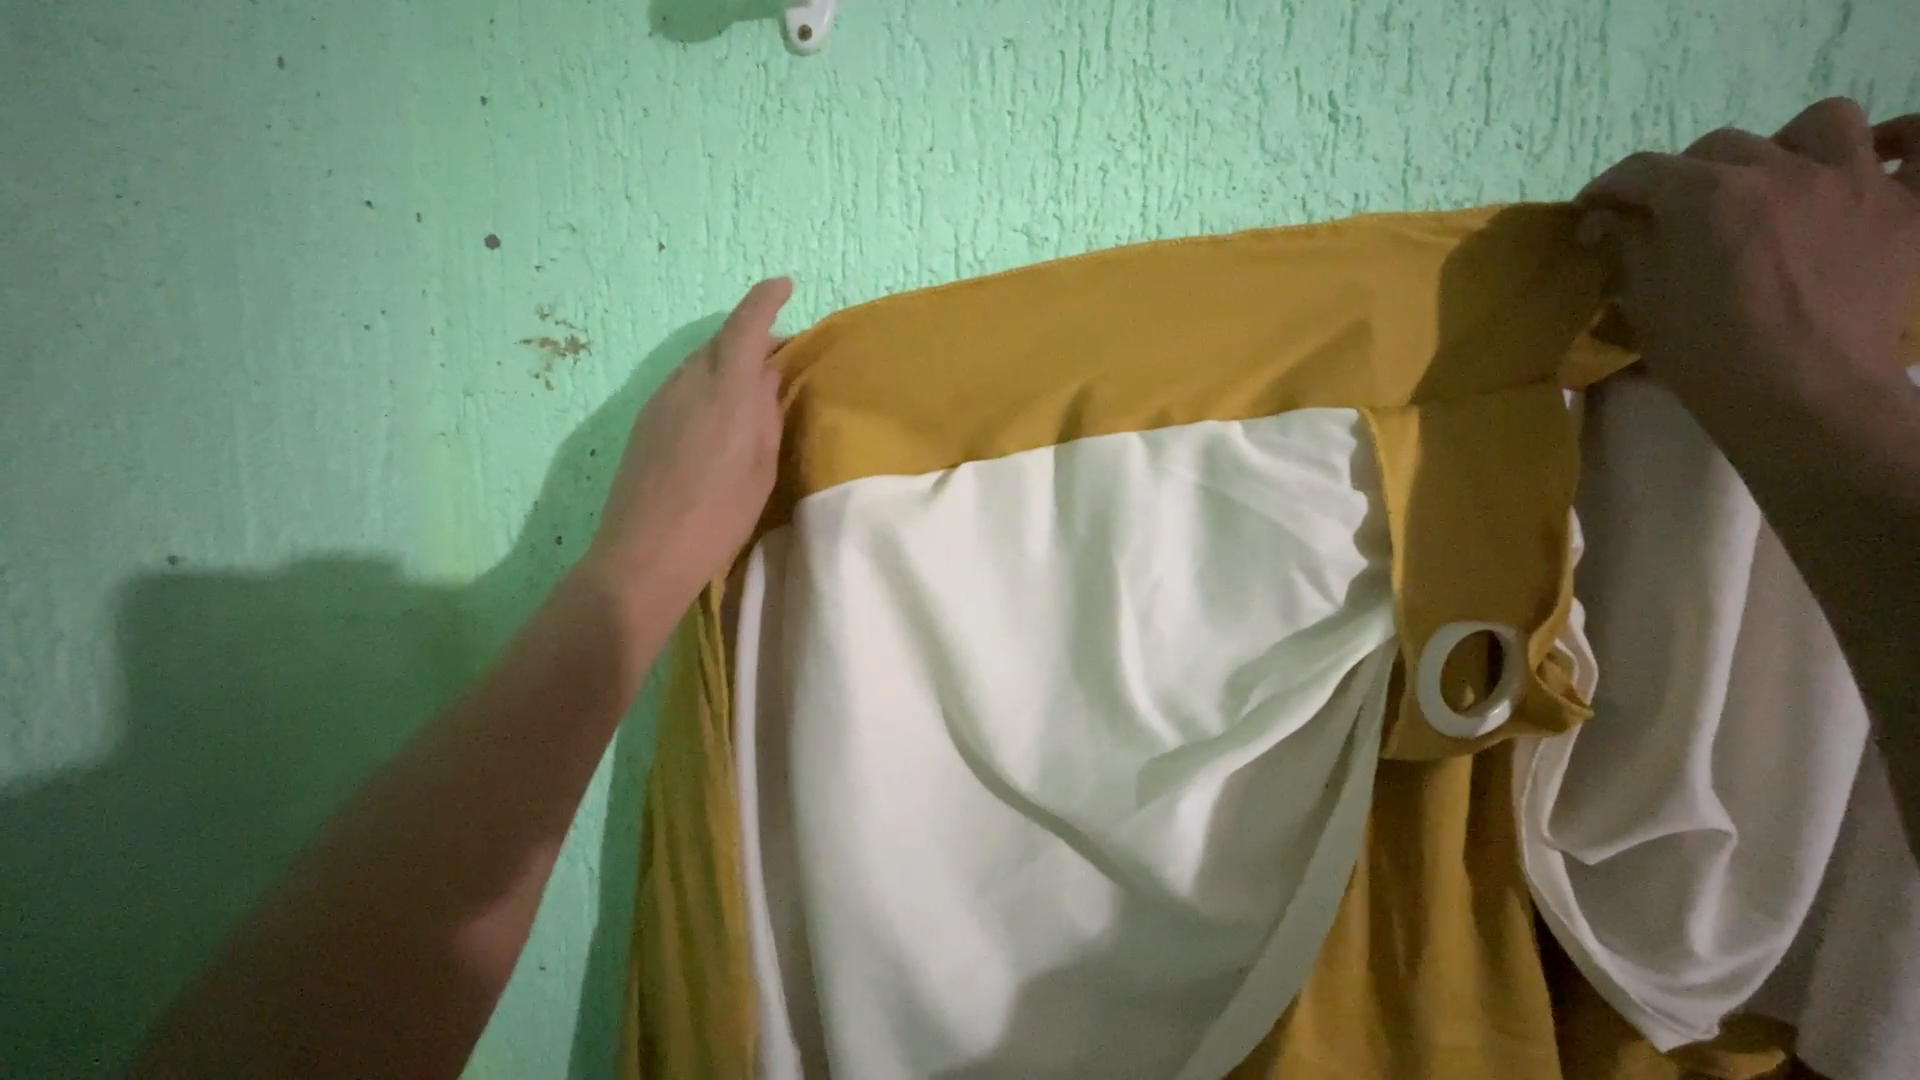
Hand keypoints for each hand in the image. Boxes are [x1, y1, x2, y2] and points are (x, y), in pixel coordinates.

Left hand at [584, 277, 793, 610]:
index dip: (765, 300)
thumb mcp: (760, 469)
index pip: (745, 325)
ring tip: (751, 393)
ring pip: (700, 364)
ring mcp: (661, 400)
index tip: (784, 285)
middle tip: (778, 361)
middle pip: (721, 342)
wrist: (645, 554)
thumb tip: (766, 376)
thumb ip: (765, 414)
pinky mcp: (645, 421)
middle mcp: (688, 383)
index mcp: (725, 392)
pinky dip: (708, 386)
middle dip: (751, 339)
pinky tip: (719, 418)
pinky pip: (684, 386)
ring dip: (728, 365)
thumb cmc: (719, 517)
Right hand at [1577, 98, 1919, 399]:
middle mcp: (1780, 171)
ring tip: (1772, 182)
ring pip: (1818, 124)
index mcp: (1706, 197)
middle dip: (1684, 175)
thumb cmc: (1705, 353)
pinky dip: (1886, 154)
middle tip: (1672, 215)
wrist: (1800, 391)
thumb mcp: (1643, 301)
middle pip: (1721, 146)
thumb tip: (1611, 219)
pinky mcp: (1904, 204)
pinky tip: (1862, 177)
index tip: (1592, 211)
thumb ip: (1628, 246)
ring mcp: (1852, 181)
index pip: (1642, 171)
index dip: (1607, 189)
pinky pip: (1912, 150)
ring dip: (1784, 145)